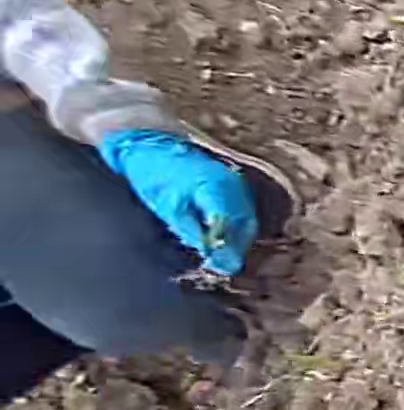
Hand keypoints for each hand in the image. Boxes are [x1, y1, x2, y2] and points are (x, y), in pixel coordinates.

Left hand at [98, 130, 257, 274]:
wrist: (149, 142)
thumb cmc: (151, 173)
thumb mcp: (166, 205)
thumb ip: (192, 228)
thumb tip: (212, 251)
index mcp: (220, 191)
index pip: (231, 226)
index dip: (229, 248)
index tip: (222, 267)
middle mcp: (238, 189)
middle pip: (246, 226)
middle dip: (238, 247)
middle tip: (225, 266)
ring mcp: (241, 187)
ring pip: (248, 221)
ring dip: (240, 239)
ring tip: (226, 255)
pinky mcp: (238, 188)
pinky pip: (245, 213)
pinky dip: (238, 228)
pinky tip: (227, 237)